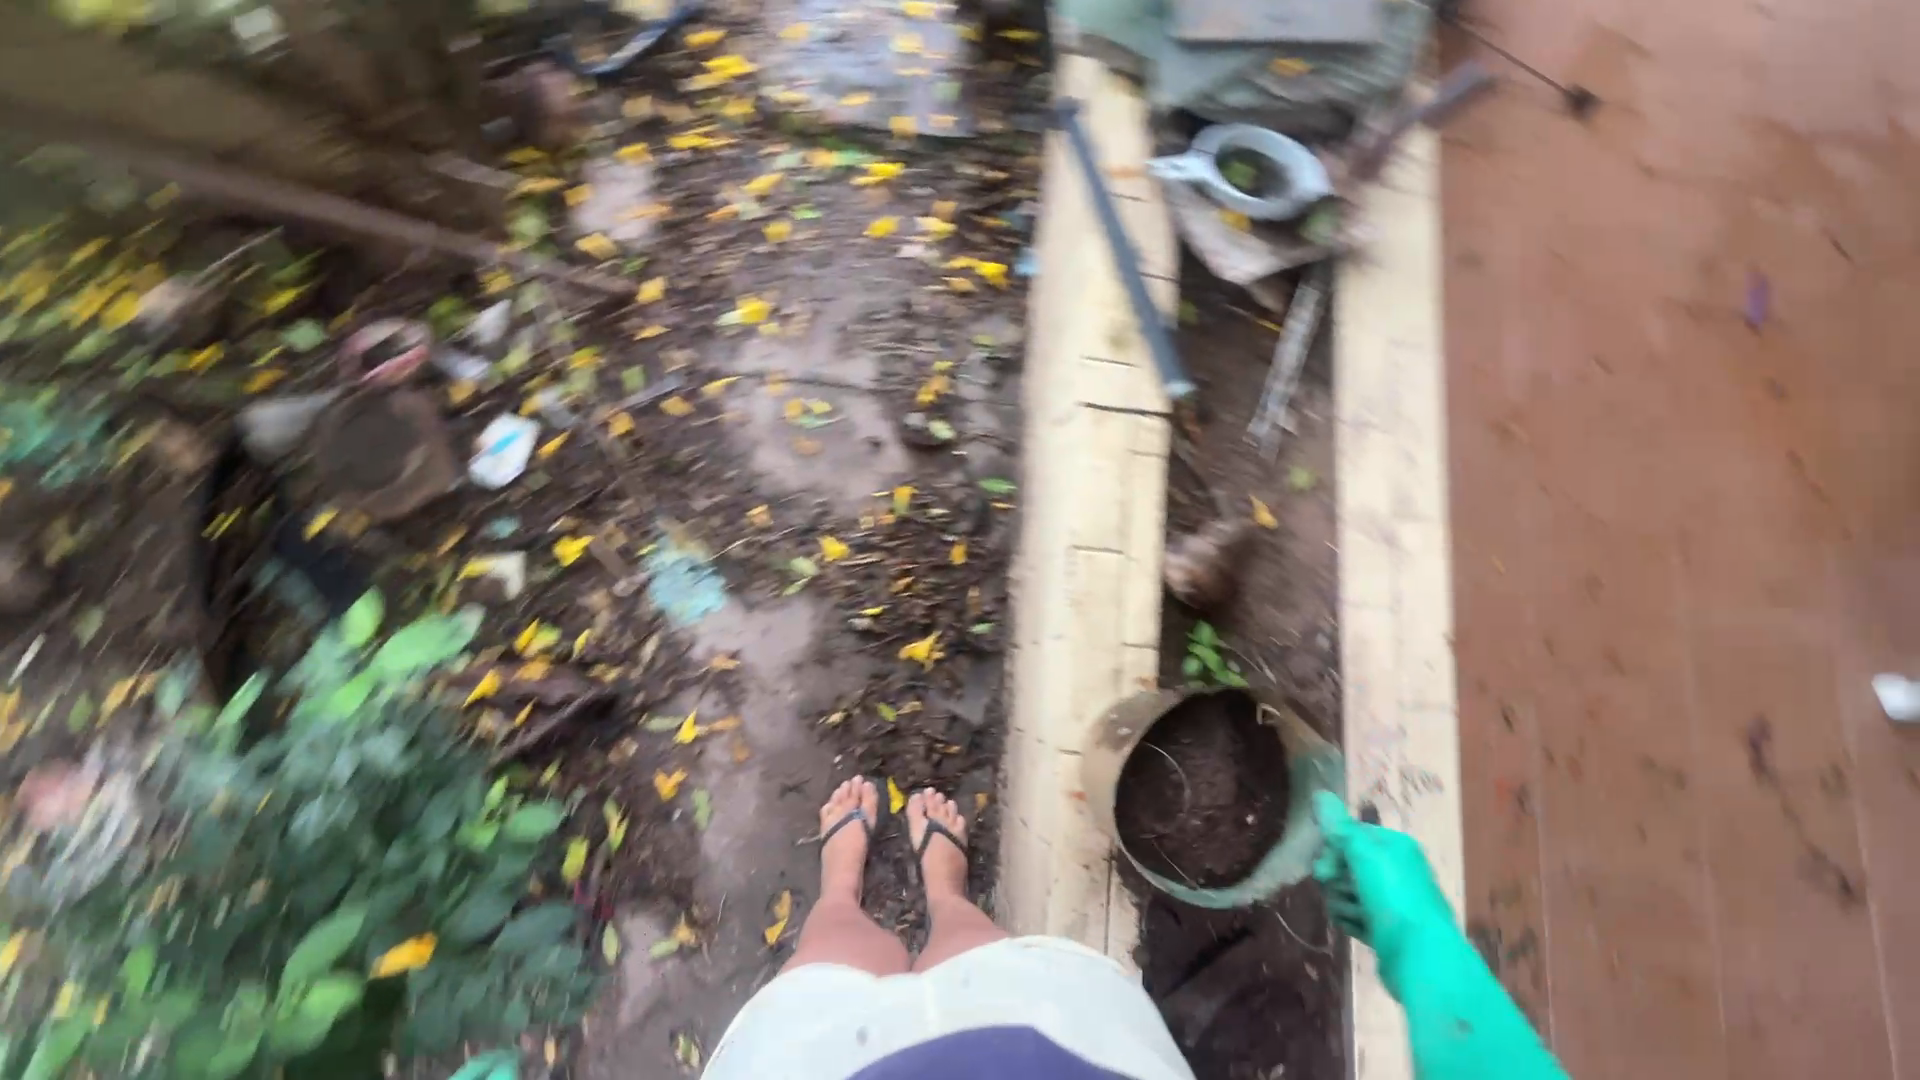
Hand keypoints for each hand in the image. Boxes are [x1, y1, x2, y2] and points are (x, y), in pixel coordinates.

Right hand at [1311, 792, 1454, 985]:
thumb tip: (1320, 793)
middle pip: (1342, 864)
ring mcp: (1389, 901)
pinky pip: (1351, 916)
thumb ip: (1337, 825)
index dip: (1332, 848)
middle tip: (1343, 888)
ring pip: (1343, 892)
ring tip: (1360, 915)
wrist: (1421, 957)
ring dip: (1343, 903)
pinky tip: (1361, 930)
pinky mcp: (1382, 929)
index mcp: (1394, 846)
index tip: (1327, 864)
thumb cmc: (1394, 896)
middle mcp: (1393, 870)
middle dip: (1336, 879)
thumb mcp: (1363, 852)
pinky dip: (1352, 922)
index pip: (1348, 834)